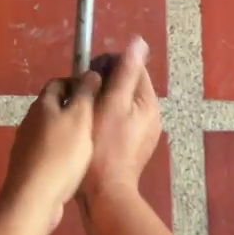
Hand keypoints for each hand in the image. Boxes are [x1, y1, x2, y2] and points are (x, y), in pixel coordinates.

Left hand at [0, 71, 100, 231]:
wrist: (34, 196)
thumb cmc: (61, 154)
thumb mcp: (80, 118)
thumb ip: (85, 94)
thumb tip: (90, 73)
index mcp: (42, 104)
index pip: (58, 82)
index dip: (76, 84)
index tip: (95, 93)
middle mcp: (30, 120)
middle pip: (52, 106)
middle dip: (72, 108)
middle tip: (95, 119)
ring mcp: (25, 143)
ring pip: (49, 129)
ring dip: (66, 132)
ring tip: (87, 143)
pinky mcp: (27, 165)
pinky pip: (46, 150)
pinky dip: (59, 151)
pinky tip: (72, 165)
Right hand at [82, 37, 160, 208]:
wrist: (105, 192)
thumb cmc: (105, 144)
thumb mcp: (113, 103)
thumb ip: (126, 72)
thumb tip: (139, 42)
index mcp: (148, 102)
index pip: (132, 67)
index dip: (109, 64)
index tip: (88, 75)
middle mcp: (150, 115)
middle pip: (127, 83)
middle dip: (105, 82)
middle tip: (83, 94)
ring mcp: (142, 132)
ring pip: (121, 101)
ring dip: (104, 99)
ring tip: (84, 108)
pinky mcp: (132, 146)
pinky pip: (119, 120)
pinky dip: (106, 116)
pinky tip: (91, 125)